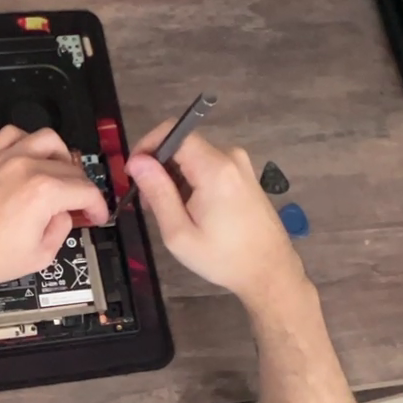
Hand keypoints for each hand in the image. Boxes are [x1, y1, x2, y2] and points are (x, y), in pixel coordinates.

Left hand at [0, 126, 108, 294]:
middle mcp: (25, 167)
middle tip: (79, 204)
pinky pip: (13, 134)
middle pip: (71, 167)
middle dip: (82, 188)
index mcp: (43, 192)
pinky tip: (29, 158)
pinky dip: (27, 142)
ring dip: (61, 157)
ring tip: (60, 175)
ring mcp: (3, 158)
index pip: (87, 190)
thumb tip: (65, 215)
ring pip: (48, 139)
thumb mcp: (40, 255)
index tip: (96, 215)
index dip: (98, 206)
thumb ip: (62, 229)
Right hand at [126, 119, 305, 304]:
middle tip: (147, 202)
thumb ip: (157, 192)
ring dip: (174, 177)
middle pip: (183, 145)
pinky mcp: (244, 175)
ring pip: (194, 157)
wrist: (269, 271)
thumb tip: (137, 162)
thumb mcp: (179, 233)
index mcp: (214, 169)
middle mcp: (230, 158)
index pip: (173, 131)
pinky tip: (190, 210)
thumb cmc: (222, 258)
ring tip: (169, 212)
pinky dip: (191, 182)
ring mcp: (240, 165)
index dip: (147, 146)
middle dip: (159, 167)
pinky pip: (208, 167)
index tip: (133, 172)